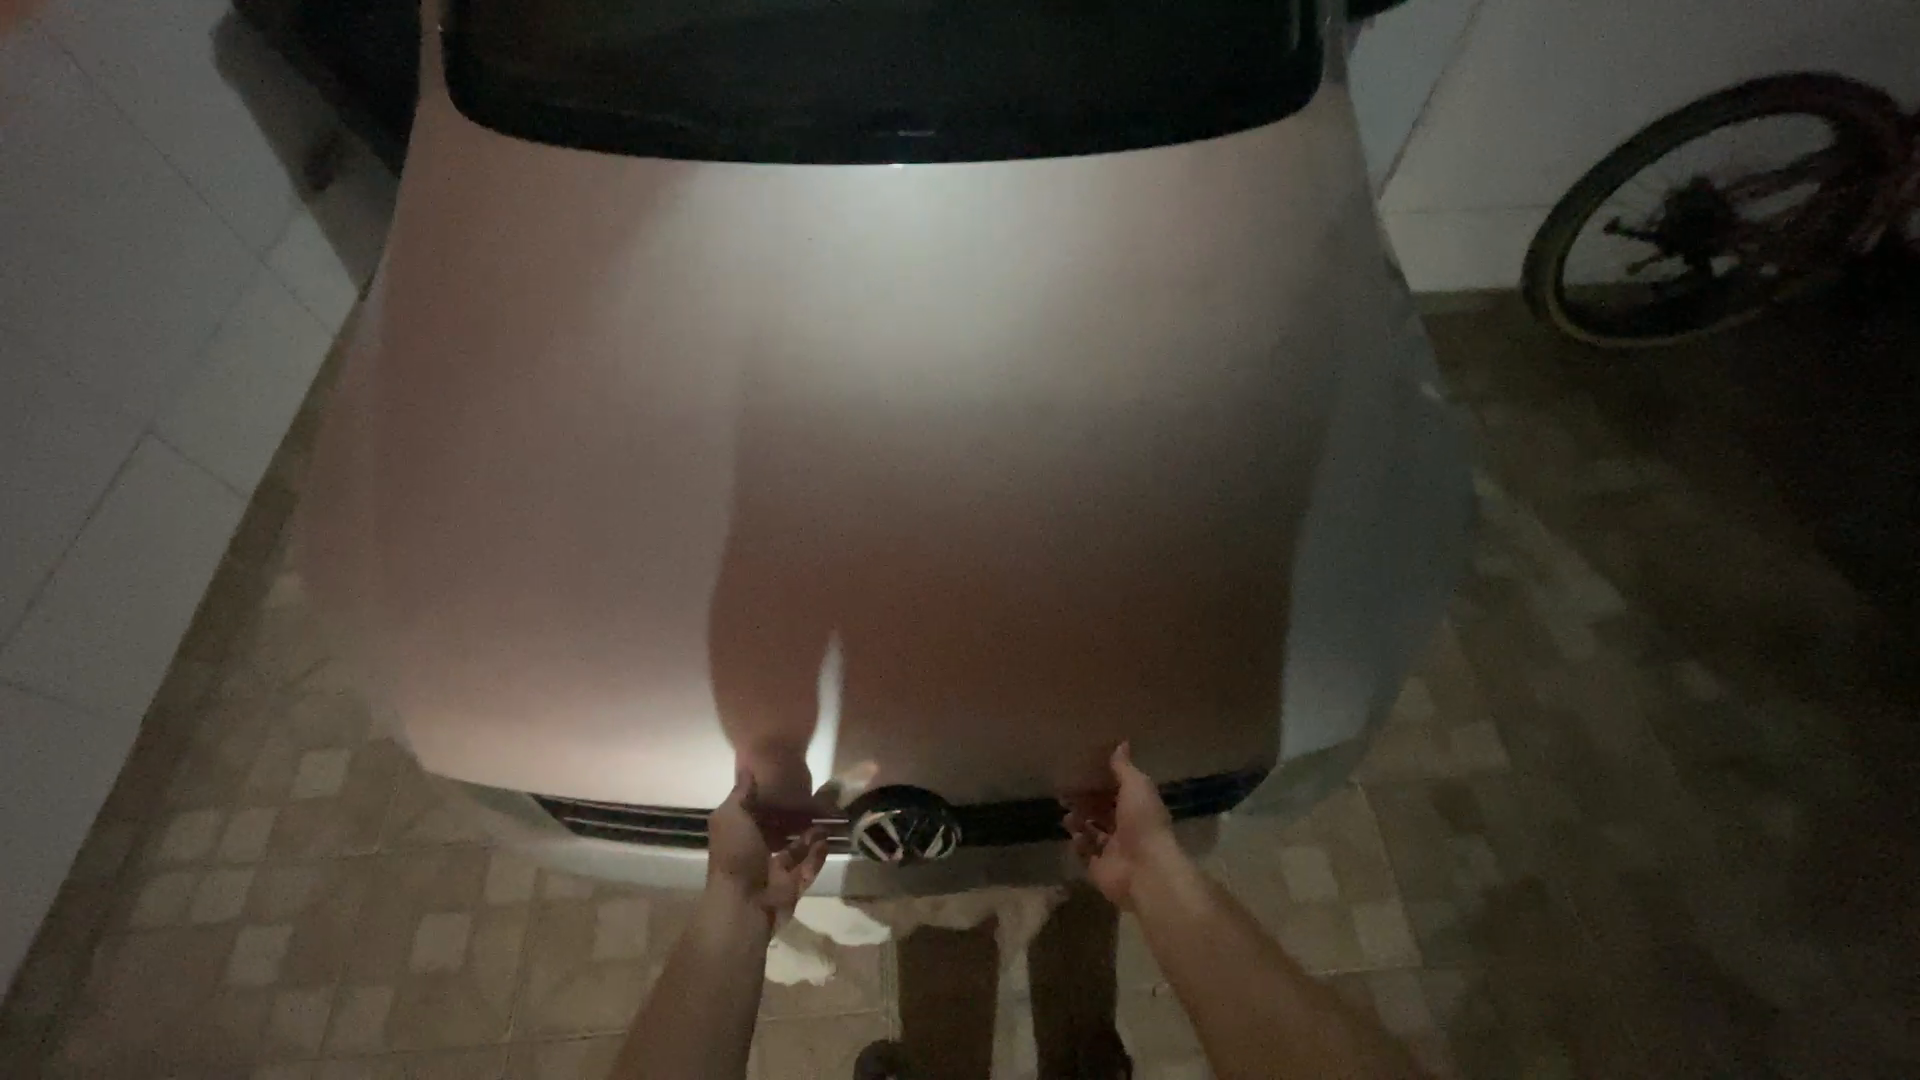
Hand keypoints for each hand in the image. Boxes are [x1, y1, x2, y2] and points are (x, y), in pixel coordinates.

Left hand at [707, 768, 828, 919]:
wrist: (743, 904)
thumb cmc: (735, 855)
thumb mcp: (731, 816)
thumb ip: (741, 794)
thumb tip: (747, 769)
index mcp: (740, 835)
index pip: (758, 814)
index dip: (773, 800)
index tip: (792, 784)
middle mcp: (756, 853)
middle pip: (779, 832)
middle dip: (797, 819)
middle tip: (819, 803)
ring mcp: (774, 872)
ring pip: (796, 850)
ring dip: (811, 837)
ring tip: (827, 822)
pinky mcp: (791, 887)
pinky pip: (807, 868)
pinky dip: (817, 856)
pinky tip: (826, 842)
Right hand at [1063, 743, 1180, 910]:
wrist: (1145, 870)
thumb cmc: (1142, 822)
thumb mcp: (1136, 786)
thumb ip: (1124, 768)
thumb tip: (1122, 743)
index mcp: (1138, 807)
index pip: (1117, 792)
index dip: (1100, 784)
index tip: (1081, 774)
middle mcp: (1127, 828)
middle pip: (1102, 812)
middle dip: (1085, 803)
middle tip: (1064, 795)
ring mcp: (1114, 851)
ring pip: (1092, 832)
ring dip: (1079, 822)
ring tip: (1068, 816)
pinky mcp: (1101, 869)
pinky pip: (1086, 854)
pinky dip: (1079, 844)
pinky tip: (1075, 836)